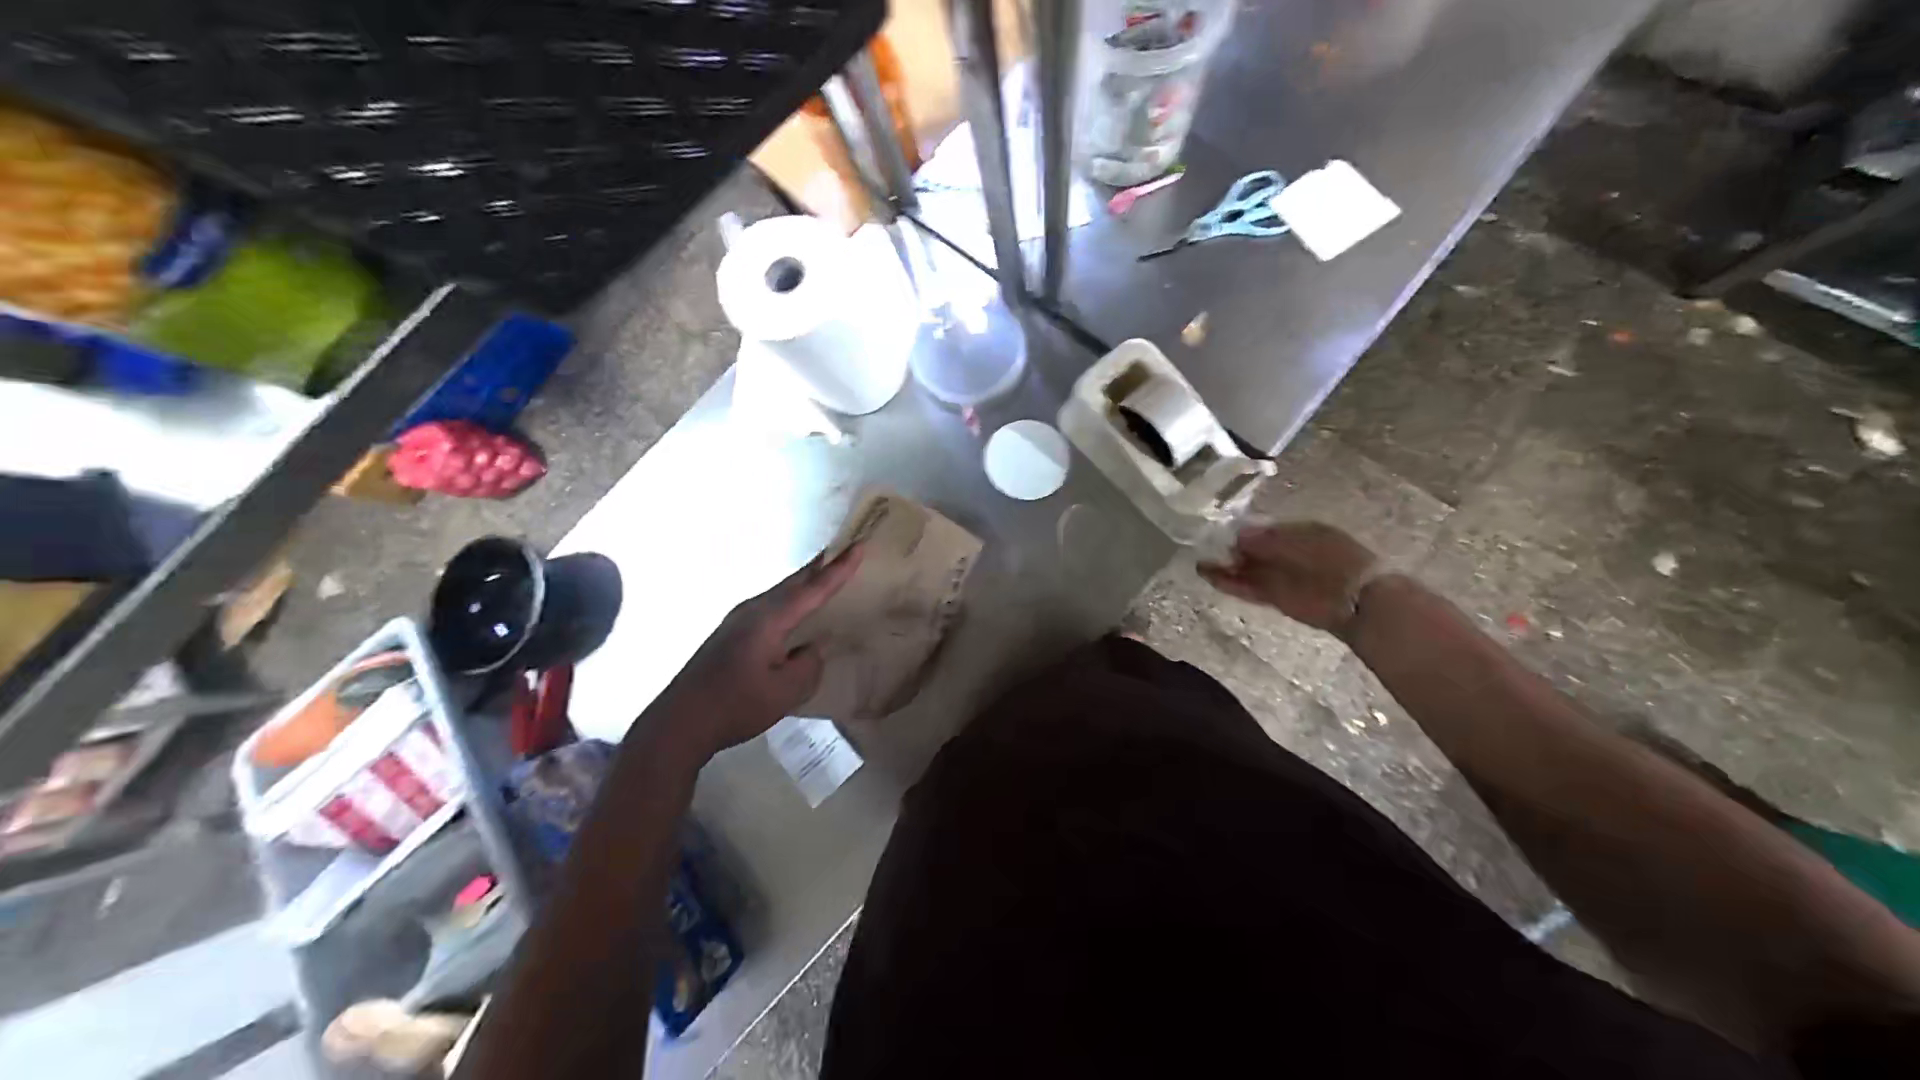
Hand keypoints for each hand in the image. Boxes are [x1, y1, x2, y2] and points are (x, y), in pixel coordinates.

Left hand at [654, 544, 863, 758]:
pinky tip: (795, 613)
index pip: (812, 589)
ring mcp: (737, 621)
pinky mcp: (730, 635)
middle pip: (793, 583)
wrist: (679, 722)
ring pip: (779, 594)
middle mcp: (752, 611)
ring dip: (804, 583)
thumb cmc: (734, 706)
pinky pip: (769, 607)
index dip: (838, 569)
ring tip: (826, 575)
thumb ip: (808, 666)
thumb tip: (811, 650)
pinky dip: (790, 601)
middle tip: (845, 550)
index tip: (859, 546)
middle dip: (820, 566)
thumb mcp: (784, 692)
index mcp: (768, 619)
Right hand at [1198, 522, 1379, 636]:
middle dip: (1230, 549)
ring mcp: (1280, 577)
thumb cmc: (1334, 560)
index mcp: (1300, 533)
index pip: (1265, 529)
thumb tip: (1238, 535)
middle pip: (1253, 551)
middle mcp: (1287, 554)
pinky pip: (1246, 588)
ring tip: (1200, 561)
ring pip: (1246, 570)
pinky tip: (1207, 575)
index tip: (1222, 531)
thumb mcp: (1302, 539)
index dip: (1243, 531)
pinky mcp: (1274, 598)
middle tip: (1205, 545)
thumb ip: (1268, 538)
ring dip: (1224, 566)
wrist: (1358, 601)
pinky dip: (1227, 583)